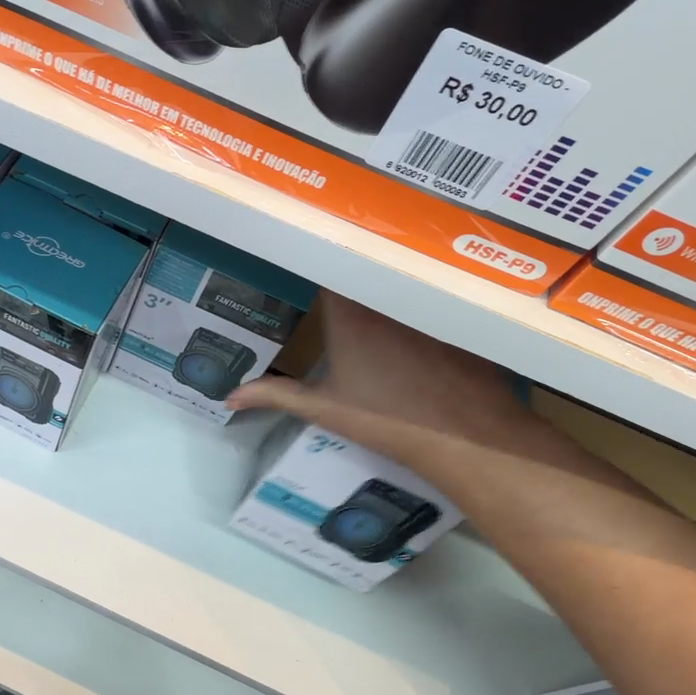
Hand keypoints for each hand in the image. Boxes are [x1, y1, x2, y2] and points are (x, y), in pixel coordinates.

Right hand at [229, 291, 542, 468]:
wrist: (465, 434)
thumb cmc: (386, 419)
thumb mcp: (324, 408)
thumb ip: (275, 395)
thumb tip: (230, 397)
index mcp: (351, 315)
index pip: (329, 269)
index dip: (317, 262)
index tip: (302, 260)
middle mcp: (389, 300)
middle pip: (366, 272)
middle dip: (349, 273)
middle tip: (330, 278)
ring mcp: (427, 306)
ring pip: (400, 282)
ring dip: (385, 284)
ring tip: (368, 290)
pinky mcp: (459, 318)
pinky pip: (433, 297)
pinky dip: (422, 299)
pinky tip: (416, 316)